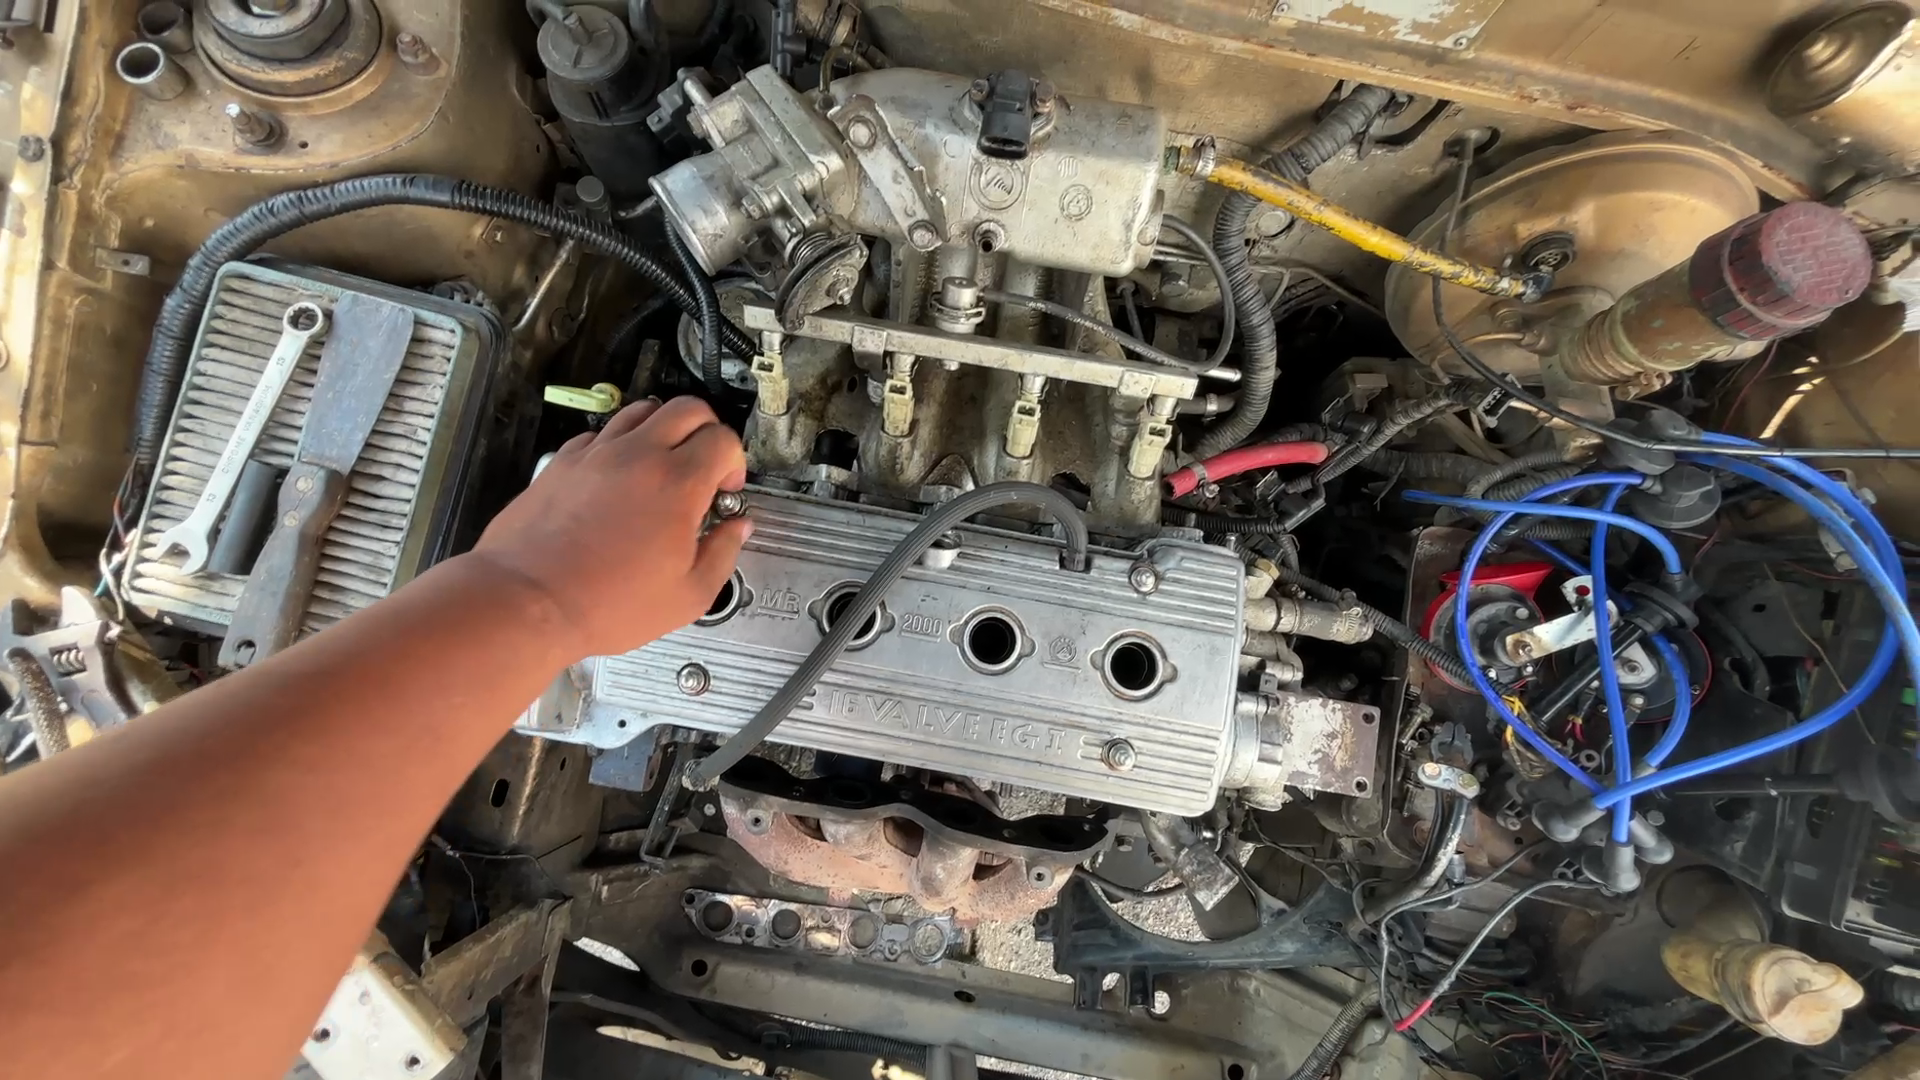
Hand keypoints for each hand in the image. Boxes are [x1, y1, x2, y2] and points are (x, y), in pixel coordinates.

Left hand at [470, 397, 750, 658]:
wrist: (525, 601)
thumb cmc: (608, 603)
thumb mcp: (688, 595)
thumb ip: (723, 553)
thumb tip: (738, 528)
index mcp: (678, 484)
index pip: (723, 439)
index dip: (735, 462)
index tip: (726, 490)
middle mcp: (639, 456)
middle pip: (688, 408)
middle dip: (708, 431)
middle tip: (705, 467)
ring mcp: (596, 453)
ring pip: (643, 411)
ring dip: (664, 430)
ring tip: (664, 466)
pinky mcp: (562, 461)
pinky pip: (601, 433)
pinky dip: (621, 445)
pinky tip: (621, 478)